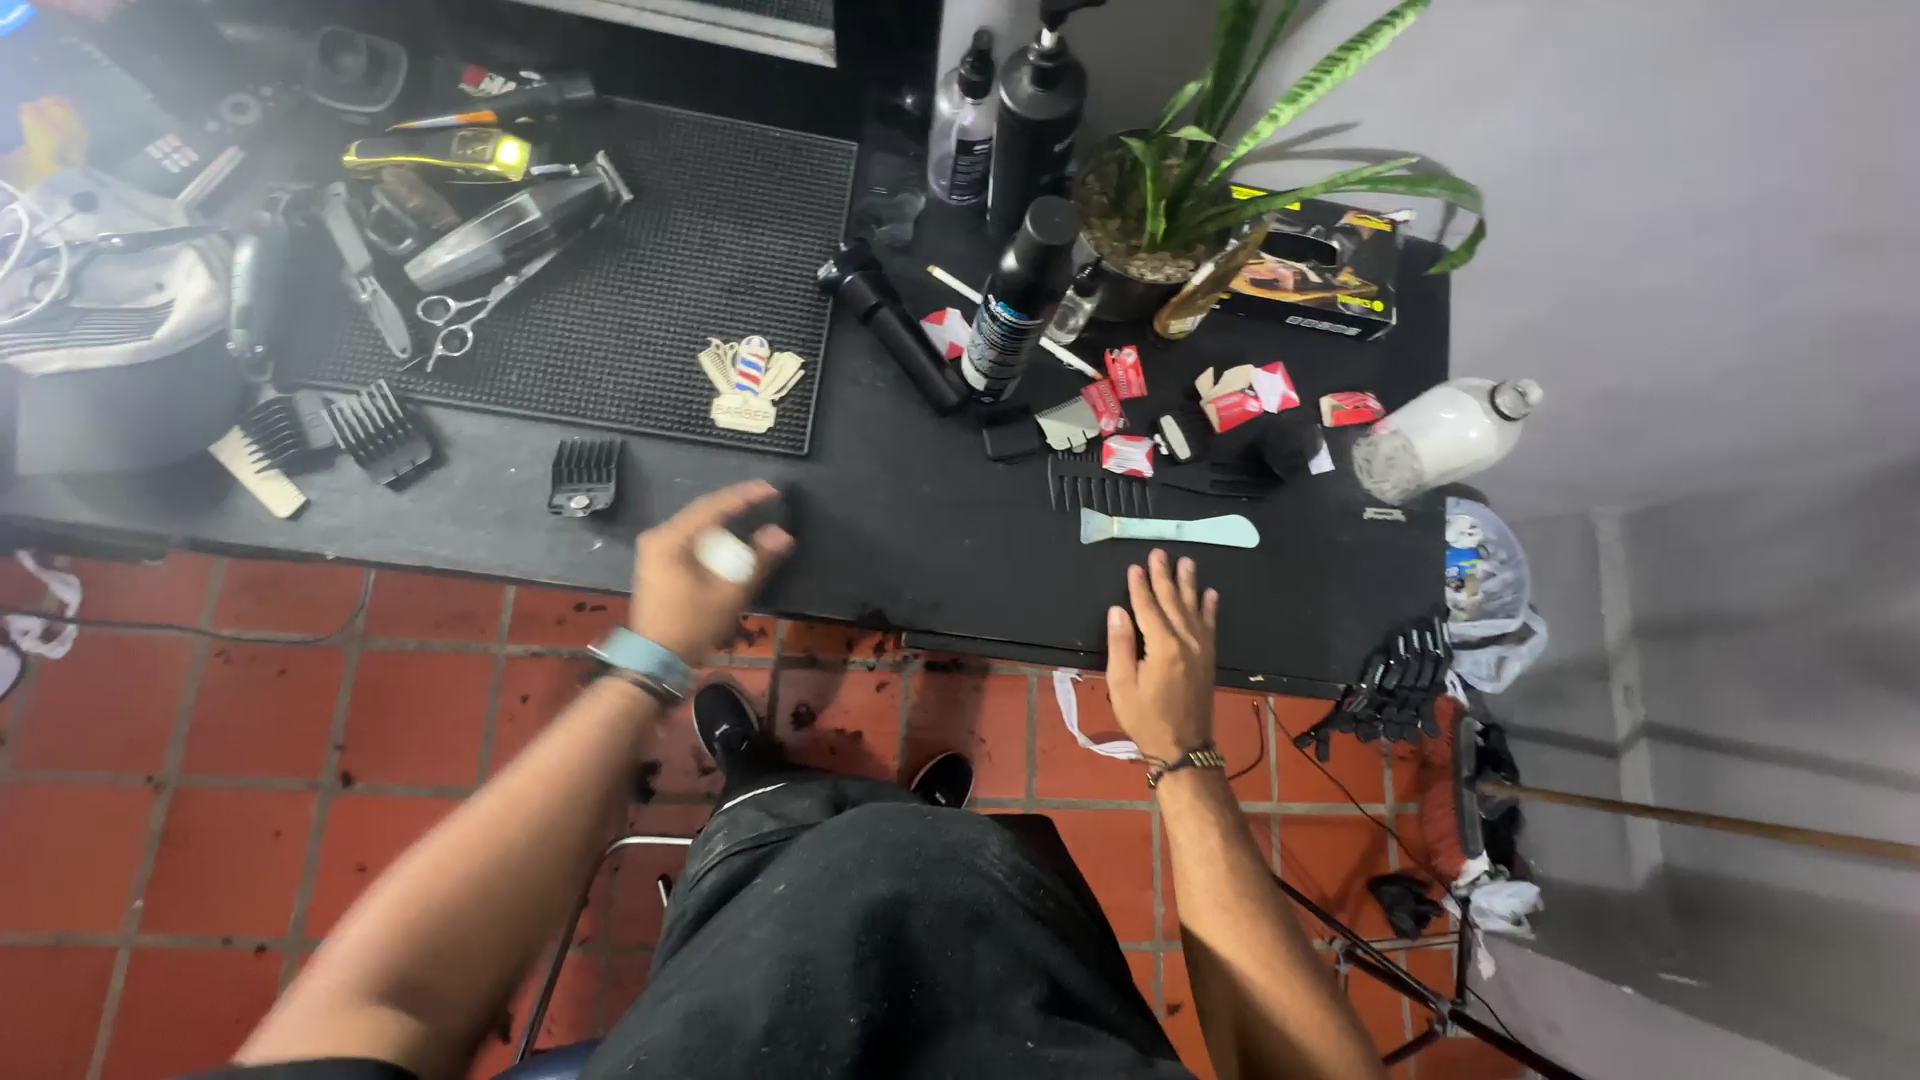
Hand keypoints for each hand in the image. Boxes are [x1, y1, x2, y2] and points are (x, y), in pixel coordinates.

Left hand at [630, 480, 794, 664]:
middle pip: (703, 512)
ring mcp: (656, 551)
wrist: (657, 660)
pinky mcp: (660, 563)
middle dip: (736, 506)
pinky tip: (734, 538)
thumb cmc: (692, 626)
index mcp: (670, 540)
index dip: (745, 496)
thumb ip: (757, 560)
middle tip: (766, 498)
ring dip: (726, 522)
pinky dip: (715, 538)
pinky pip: (692, 539)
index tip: (771, 489)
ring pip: (698, 526)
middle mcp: (659, 537)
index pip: (712, 507)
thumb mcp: (730, 593)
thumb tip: (783, 534)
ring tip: (754, 513)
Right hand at [1106, 550, 1218, 762]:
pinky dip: (1210, 608)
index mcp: (1162, 647)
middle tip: (1161, 553)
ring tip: (1187, 563)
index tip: (1136, 566)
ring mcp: (1201, 649)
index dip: (1140, 586)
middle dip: (1165, 576)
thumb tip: (1118, 611)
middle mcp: (1186, 642)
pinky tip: (1210, 594)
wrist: (1184, 747)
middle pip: (1173, 602)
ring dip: (1189, 584)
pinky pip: (1210, 626)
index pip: (1148, 608)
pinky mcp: (1208, 659)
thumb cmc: (1145, 718)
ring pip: (1194, 609)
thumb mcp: (1122, 684)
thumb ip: (1121, 645)